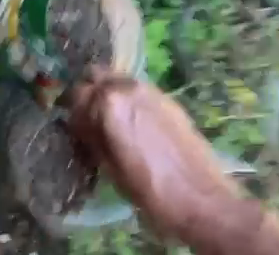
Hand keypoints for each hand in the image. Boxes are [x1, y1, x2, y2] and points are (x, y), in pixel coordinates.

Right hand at [63, 71, 257, 247]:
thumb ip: (92, 138)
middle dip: (91, 94)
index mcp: (108, 103)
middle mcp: (127, 87)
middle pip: (96, 75)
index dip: (75, 113)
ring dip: (111, 93)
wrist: (204, 202)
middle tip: (93, 118)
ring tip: (116, 120)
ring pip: (119, 79)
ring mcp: (151, 91)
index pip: (76, 94)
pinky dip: (132, 100)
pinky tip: (138, 124)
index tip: (78, 130)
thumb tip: (83, 127)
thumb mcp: (110, 168)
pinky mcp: (169, 100)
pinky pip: (140, 90)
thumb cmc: (151, 190)